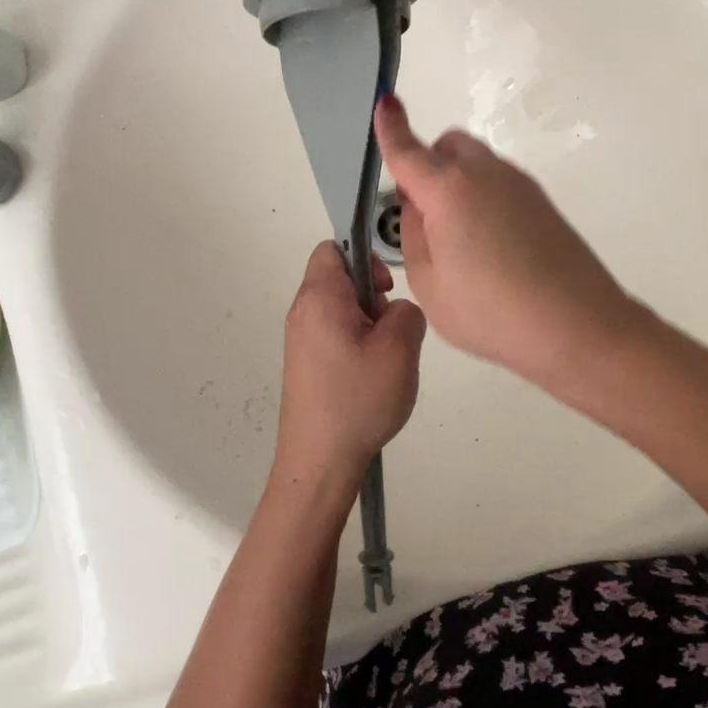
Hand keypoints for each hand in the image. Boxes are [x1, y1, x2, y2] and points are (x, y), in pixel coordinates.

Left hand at [275, 241, 425, 481]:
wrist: (319, 460)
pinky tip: (370, 375)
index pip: (333, 248)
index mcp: (319, 298)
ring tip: (384, 356)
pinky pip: (332, 334)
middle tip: (391, 327)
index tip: (386, 289)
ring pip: (338, 309)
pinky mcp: (304, 364)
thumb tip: (396, 311)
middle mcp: (302, 312)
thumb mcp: (400, 350)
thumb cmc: (358, 399)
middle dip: (371, 293)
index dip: (364, 257)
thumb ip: (407, 313)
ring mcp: (300, 340)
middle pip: (337, 278)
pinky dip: (355, 343)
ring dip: (366, 322)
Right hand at [374, 93, 642, 386]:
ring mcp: (519, 184)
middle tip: (422, 216)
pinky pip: (498, 183)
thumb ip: (413, 235)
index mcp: (448, 190)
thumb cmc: (490, 311)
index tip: (384, 103)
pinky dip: (482, 198)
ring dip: (456, 182)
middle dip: (427, 165)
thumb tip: (418, 206)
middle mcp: (484, 173)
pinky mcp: (542, 202)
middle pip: (447, 146)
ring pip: (475, 163)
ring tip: (458, 242)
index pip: (408, 150)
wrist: (577, 326)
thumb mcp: (428, 283)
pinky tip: (489, 247)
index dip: (391, 128)